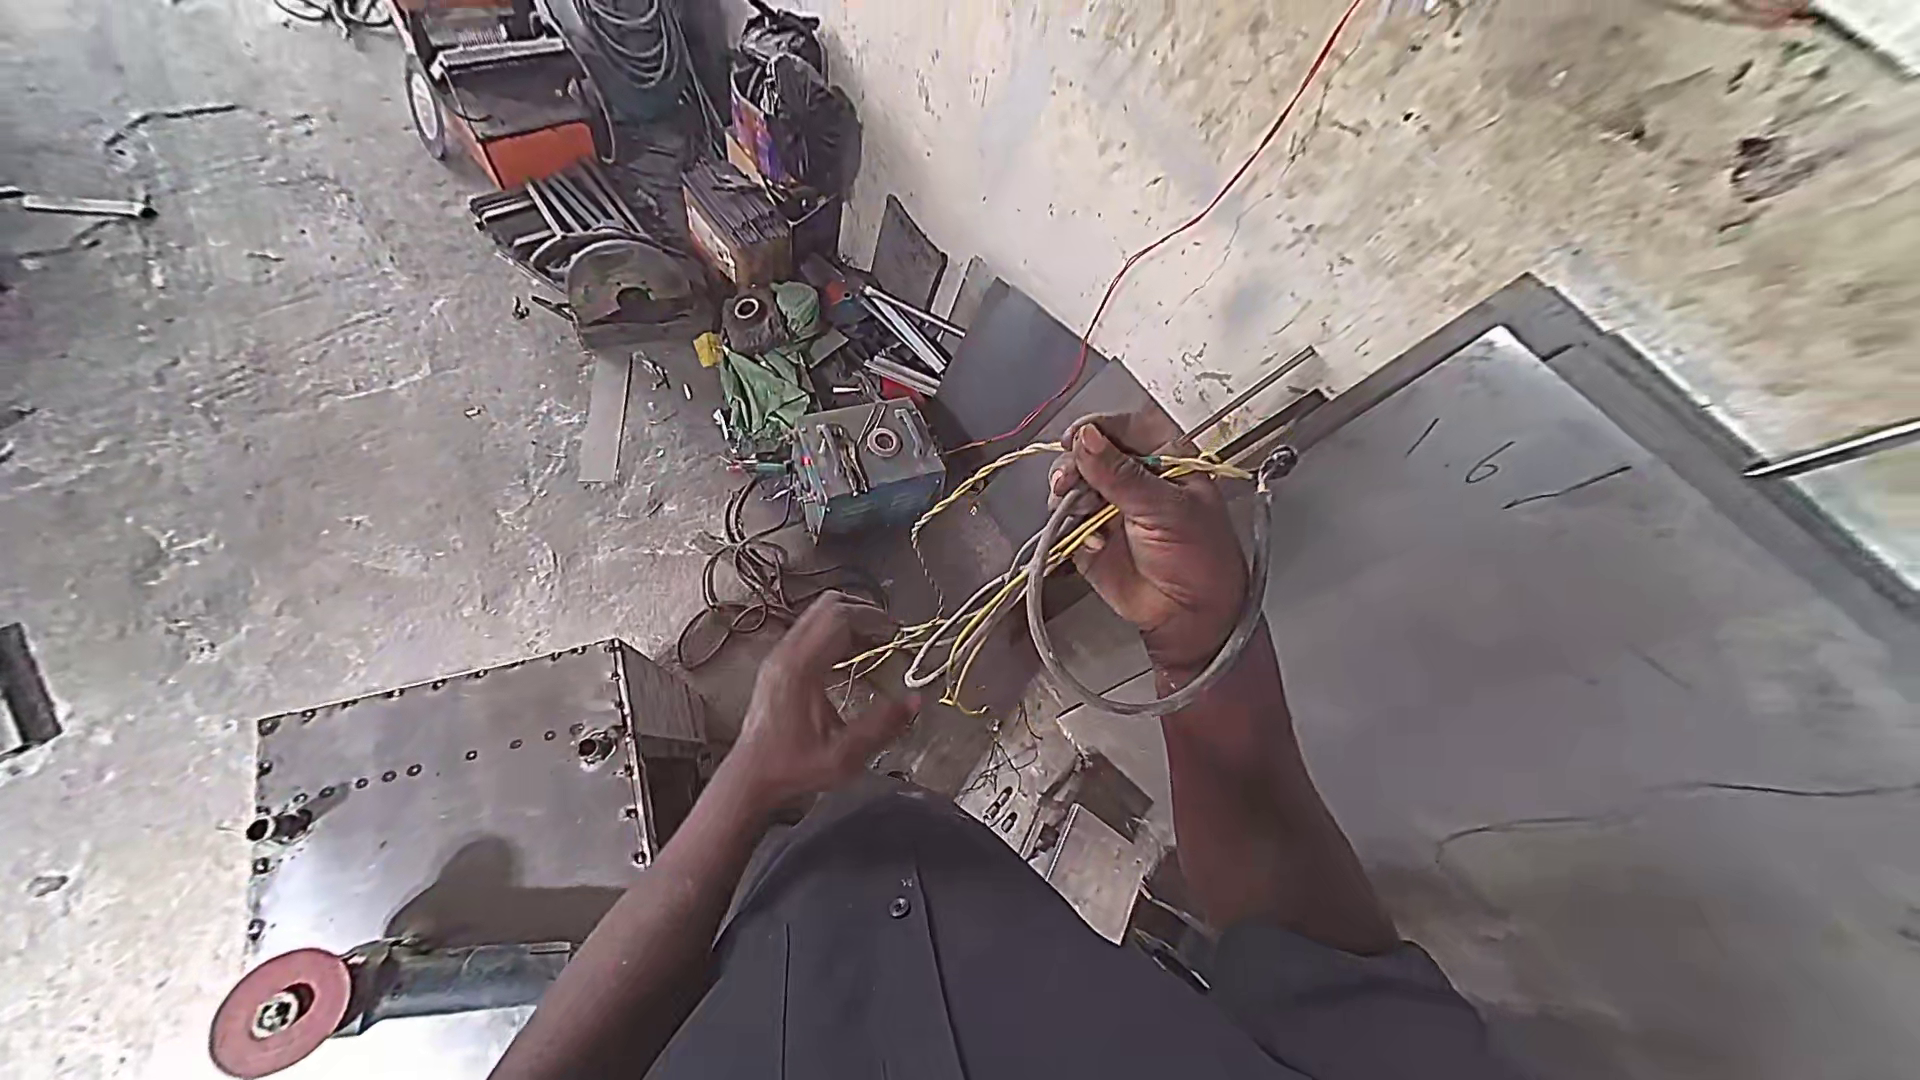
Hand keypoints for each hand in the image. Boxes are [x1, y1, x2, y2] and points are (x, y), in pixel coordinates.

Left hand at [720, 591, 917, 812]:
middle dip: (865, 613)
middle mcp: (787, 652)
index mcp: (801, 668)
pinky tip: (852, 656)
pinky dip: (836, 630)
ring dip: (851, 619)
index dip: (873, 618)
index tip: (897, 634)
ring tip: (874, 643)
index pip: (839, 618)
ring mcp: (779, 653)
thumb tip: (916, 700)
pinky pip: (811, 627)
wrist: (751, 775)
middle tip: (889, 635)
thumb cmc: (795, 766)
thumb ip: (882, 726)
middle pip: (829, 606)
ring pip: (818, 612)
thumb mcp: (845, 755)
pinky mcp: (779, 660)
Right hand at [1048, 412, 1247, 677]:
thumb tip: (1086, 438)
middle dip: (1073, 465)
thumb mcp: (1165, 508)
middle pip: (1088, 454)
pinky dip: (1068, 526)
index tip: (1076, 437)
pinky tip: (1088, 540)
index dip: (1097, 429)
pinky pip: (1065, 520)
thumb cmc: (1198, 557)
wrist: (1188, 616)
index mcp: (1162, 459)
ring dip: (1066, 494)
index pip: (1123, 428)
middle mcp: (1131, 478)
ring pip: (1071, 484)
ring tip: (1077, 510)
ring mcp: (1107, 506)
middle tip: (1067, 480)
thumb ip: (1121, 473)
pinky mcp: (1088, 535)